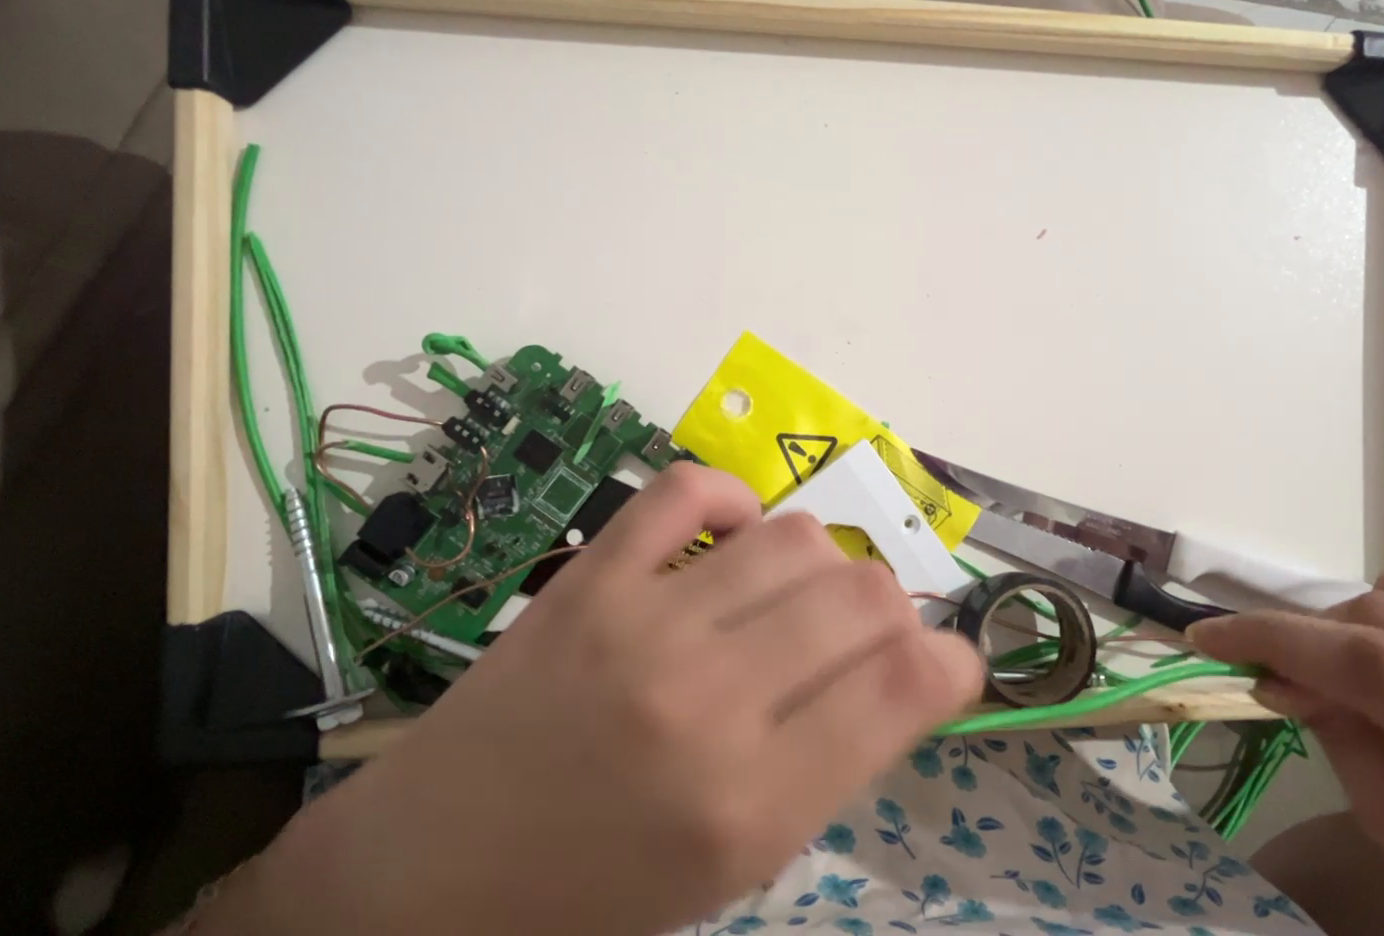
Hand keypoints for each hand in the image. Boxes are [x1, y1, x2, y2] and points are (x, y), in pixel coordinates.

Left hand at [199, 464, 982, 935]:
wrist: (431, 872)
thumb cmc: (595, 893)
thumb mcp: (735, 867)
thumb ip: (828, 764)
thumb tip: (899, 670)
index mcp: (754, 803)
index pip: (908, 686)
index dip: (953, 662)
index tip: (945, 665)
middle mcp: (707, 701)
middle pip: (864, 596)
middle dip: (892, 614)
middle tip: (863, 638)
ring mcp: (641, 623)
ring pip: (795, 538)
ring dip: (822, 566)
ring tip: (794, 599)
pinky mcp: (586, 577)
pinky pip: (688, 490)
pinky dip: (733, 502)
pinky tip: (734, 539)